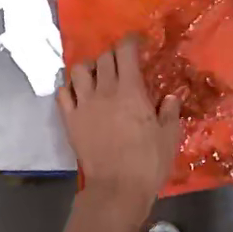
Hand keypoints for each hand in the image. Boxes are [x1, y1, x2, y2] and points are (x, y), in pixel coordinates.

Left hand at [57, 34, 182, 231]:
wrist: (116, 189)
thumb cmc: (148, 162)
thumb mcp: (169, 136)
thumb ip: (169, 112)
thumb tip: (169, 98)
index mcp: (131, 90)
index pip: (125, 52)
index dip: (130, 42)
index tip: (137, 43)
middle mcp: (105, 90)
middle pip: (103, 57)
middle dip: (113, 55)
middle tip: (122, 64)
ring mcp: (84, 104)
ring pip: (79, 70)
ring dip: (89, 68)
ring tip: (97, 76)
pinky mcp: (70, 120)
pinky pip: (63, 93)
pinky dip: (70, 88)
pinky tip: (79, 94)